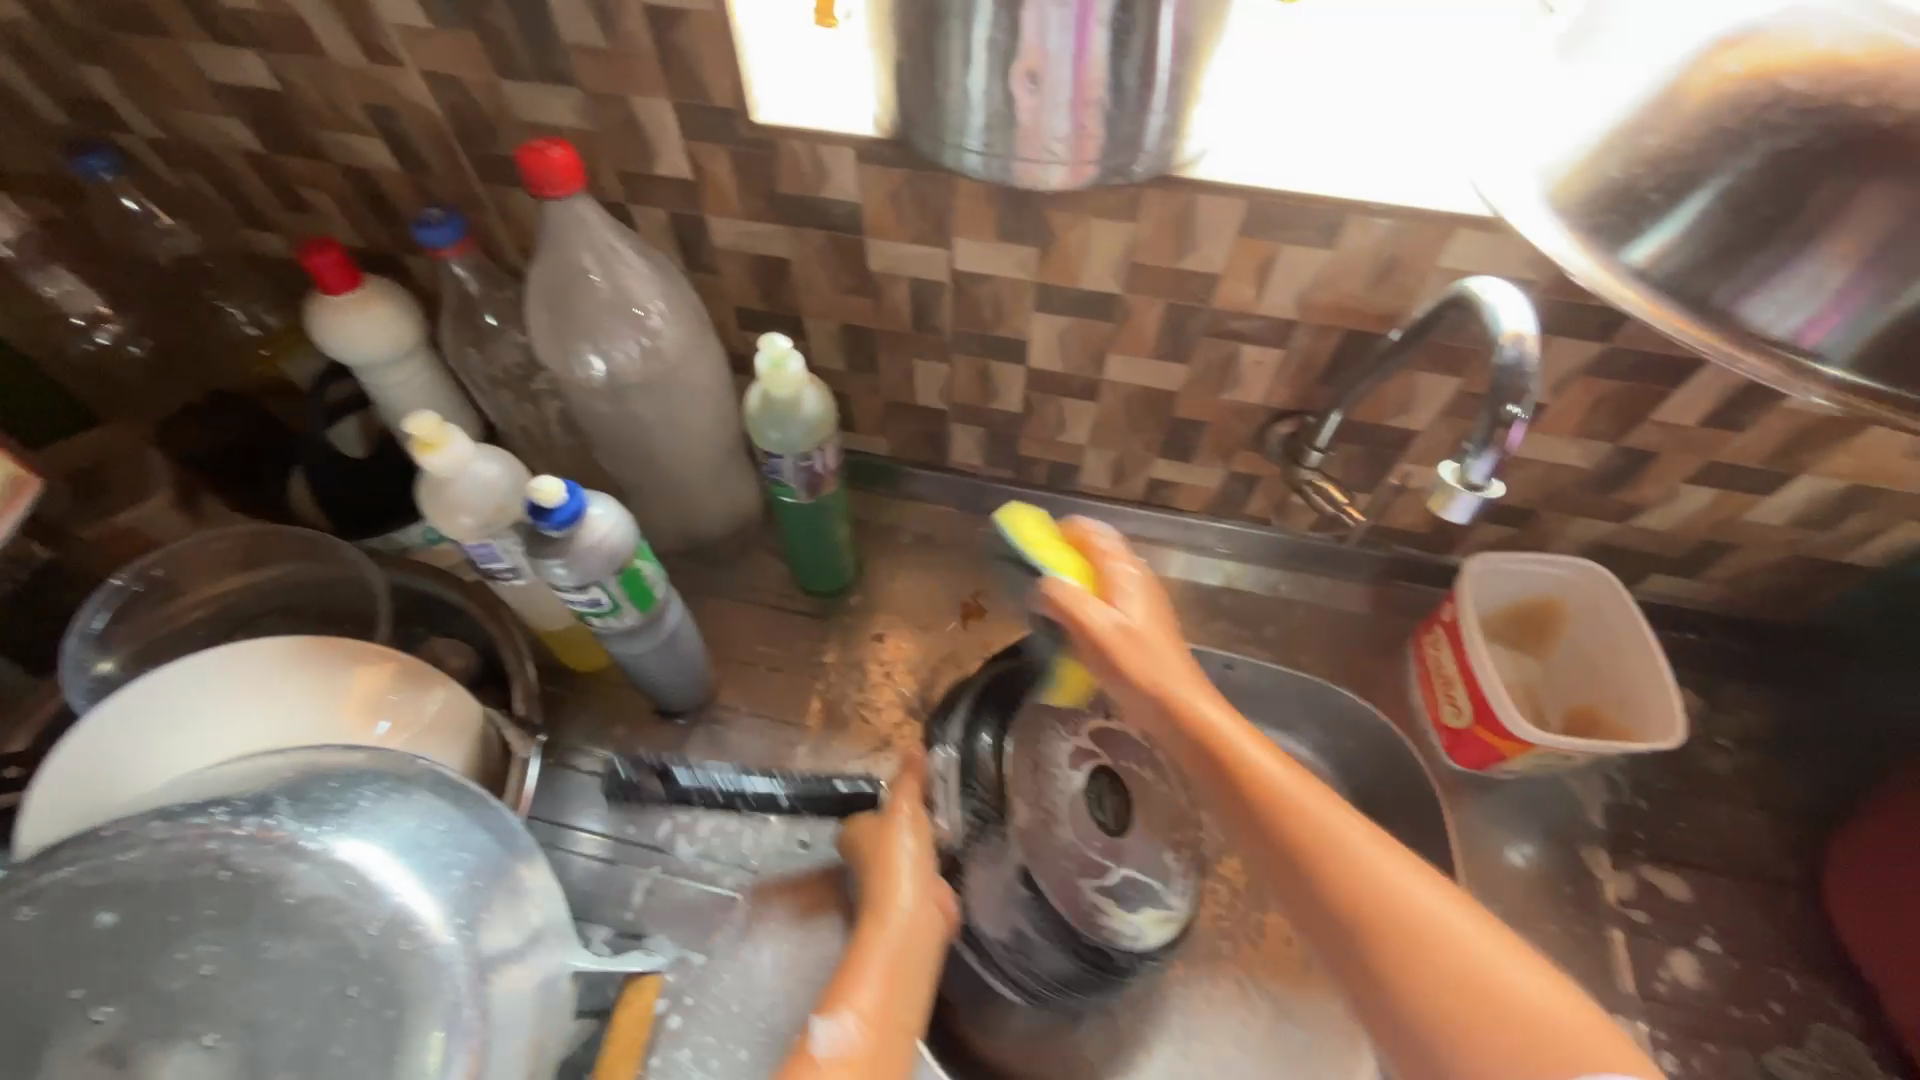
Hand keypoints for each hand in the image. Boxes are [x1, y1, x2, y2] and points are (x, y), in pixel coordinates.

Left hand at [837, 746, 958, 936]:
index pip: (868, 808)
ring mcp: (892, 876)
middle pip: (890, 826)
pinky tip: (958, 842)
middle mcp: (866, 855)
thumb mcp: (905, 804)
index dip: (889, 796)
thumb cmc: (898, 853)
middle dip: (911, 816)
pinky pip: (929, 865)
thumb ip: (910, 775)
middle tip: (940, 794)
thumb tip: (914, 742)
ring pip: (910, 846)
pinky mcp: (916, 891)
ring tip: (953, 812)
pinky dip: (940, 857)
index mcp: (853, 832)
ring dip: (927, 837)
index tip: (915, 783)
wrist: (914, 913)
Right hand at [1034, 517, 1219, 737]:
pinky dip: (1086, 599)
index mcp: (1122, 569)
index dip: (1057, 532)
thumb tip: (1038, 585)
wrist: (1177, 706)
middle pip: (1095, 548)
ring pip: (1101, 573)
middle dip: (1063, 555)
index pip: (1088, 530)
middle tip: (1037, 579)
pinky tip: (1075, 626)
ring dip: (1074, 579)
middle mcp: (1134, 573)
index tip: (1031, 550)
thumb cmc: (1133, 664)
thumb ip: (1060, 597)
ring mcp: (1141, 596)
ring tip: (1049, 602)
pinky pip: (1107, 595)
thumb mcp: (1090, 628)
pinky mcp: (1141, 619)